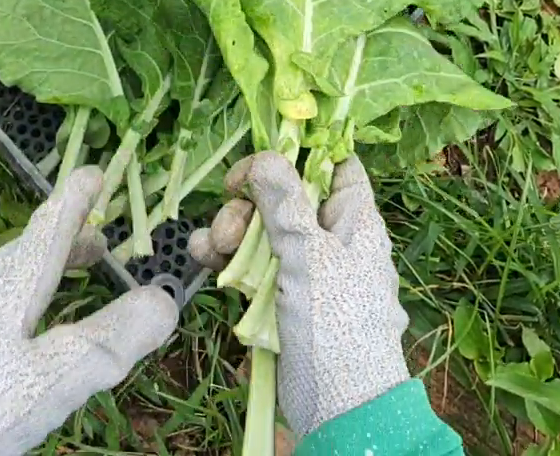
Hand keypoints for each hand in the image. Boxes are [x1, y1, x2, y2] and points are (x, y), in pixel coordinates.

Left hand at [0, 167, 178, 455]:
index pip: (51, 229)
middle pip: (25, 255)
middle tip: (95, 243)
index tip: (94, 171)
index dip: (76, 201)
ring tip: (43, 292)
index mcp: (8, 284)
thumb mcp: (46, 380)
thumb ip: (106, 342)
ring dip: (25, 279)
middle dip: (62, 244)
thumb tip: (166, 301)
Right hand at [188, 152, 409, 436]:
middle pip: (285, 194)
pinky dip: (227, 257)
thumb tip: (267, 153)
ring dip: (231, 229)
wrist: (339, 409)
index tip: (266, 150)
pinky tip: (205, 258)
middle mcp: (330, 236)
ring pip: (261, 226)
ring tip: (215, 248)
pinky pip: (250, 262)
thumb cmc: (336, 324)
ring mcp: (304, 266)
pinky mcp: (280, 294)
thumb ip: (284, 200)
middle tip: (232, 211)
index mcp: (354, 218)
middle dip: (250, 200)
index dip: (303, 150)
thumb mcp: (308, 253)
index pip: (336, 164)